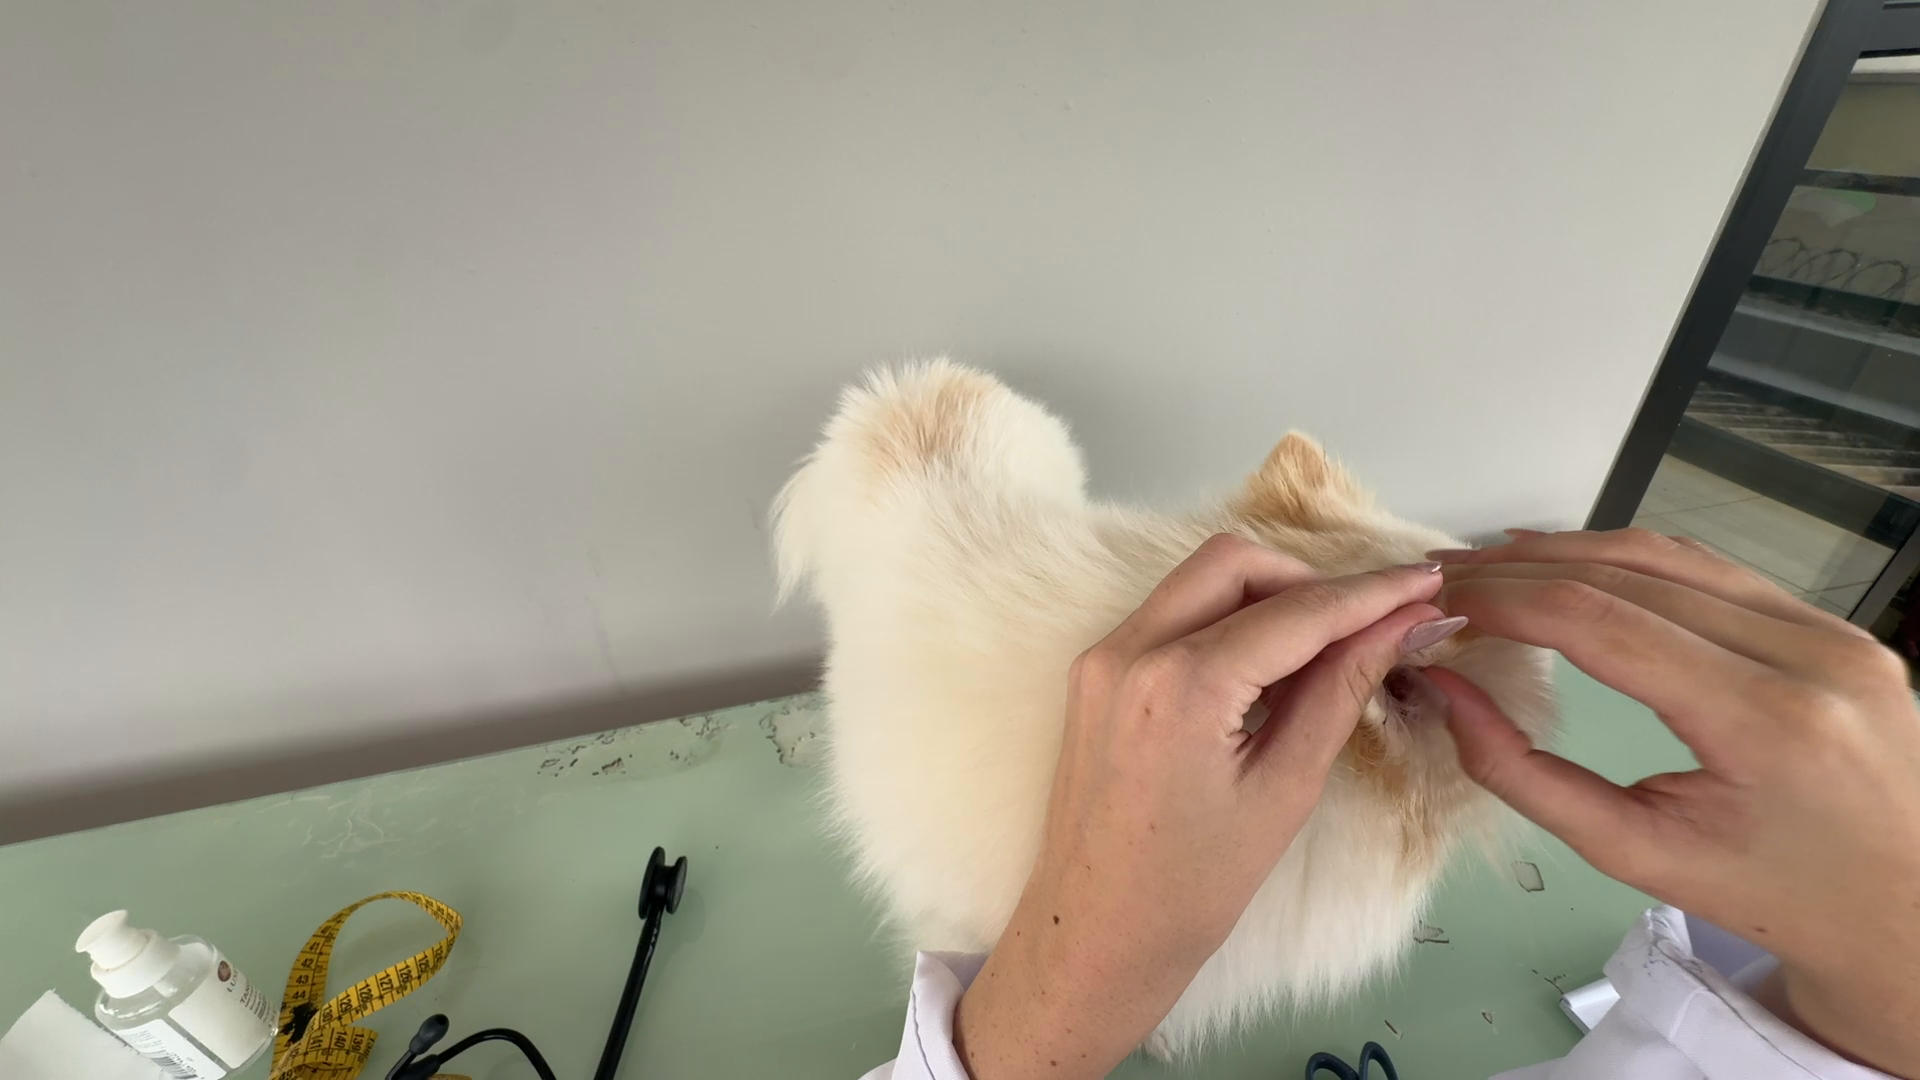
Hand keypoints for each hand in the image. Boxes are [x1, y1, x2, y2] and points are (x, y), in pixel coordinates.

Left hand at [952, 534, 1454, 1079]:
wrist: (1095, 927)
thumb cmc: (1195, 886)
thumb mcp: (1284, 790)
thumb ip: (1339, 691)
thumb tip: (1397, 626)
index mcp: (1179, 683)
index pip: (1293, 611)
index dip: (1369, 592)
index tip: (1425, 582)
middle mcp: (1127, 648)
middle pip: (1229, 562)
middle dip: (1304, 579)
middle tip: (1363, 622)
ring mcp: (1100, 654)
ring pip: (1193, 581)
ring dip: (1261, 595)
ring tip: (1320, 646)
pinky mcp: (1092, 669)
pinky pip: (1166, 615)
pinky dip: (1220, 620)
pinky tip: (1260, 664)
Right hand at [1428, 528, 1919, 1075]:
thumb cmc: (1773, 897)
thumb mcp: (1626, 852)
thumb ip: (1515, 771)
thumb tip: (1440, 687)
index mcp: (1766, 719)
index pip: (1594, 619)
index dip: (1498, 600)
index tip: (1435, 608)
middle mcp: (1809, 655)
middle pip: (1616, 574)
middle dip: (1508, 571)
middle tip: (1437, 583)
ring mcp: (1829, 631)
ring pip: (1654, 554)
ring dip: (1551, 551)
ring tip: (1477, 565)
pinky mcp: (1826, 625)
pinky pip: (1694, 565)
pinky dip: (1608, 553)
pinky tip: (1555, 557)